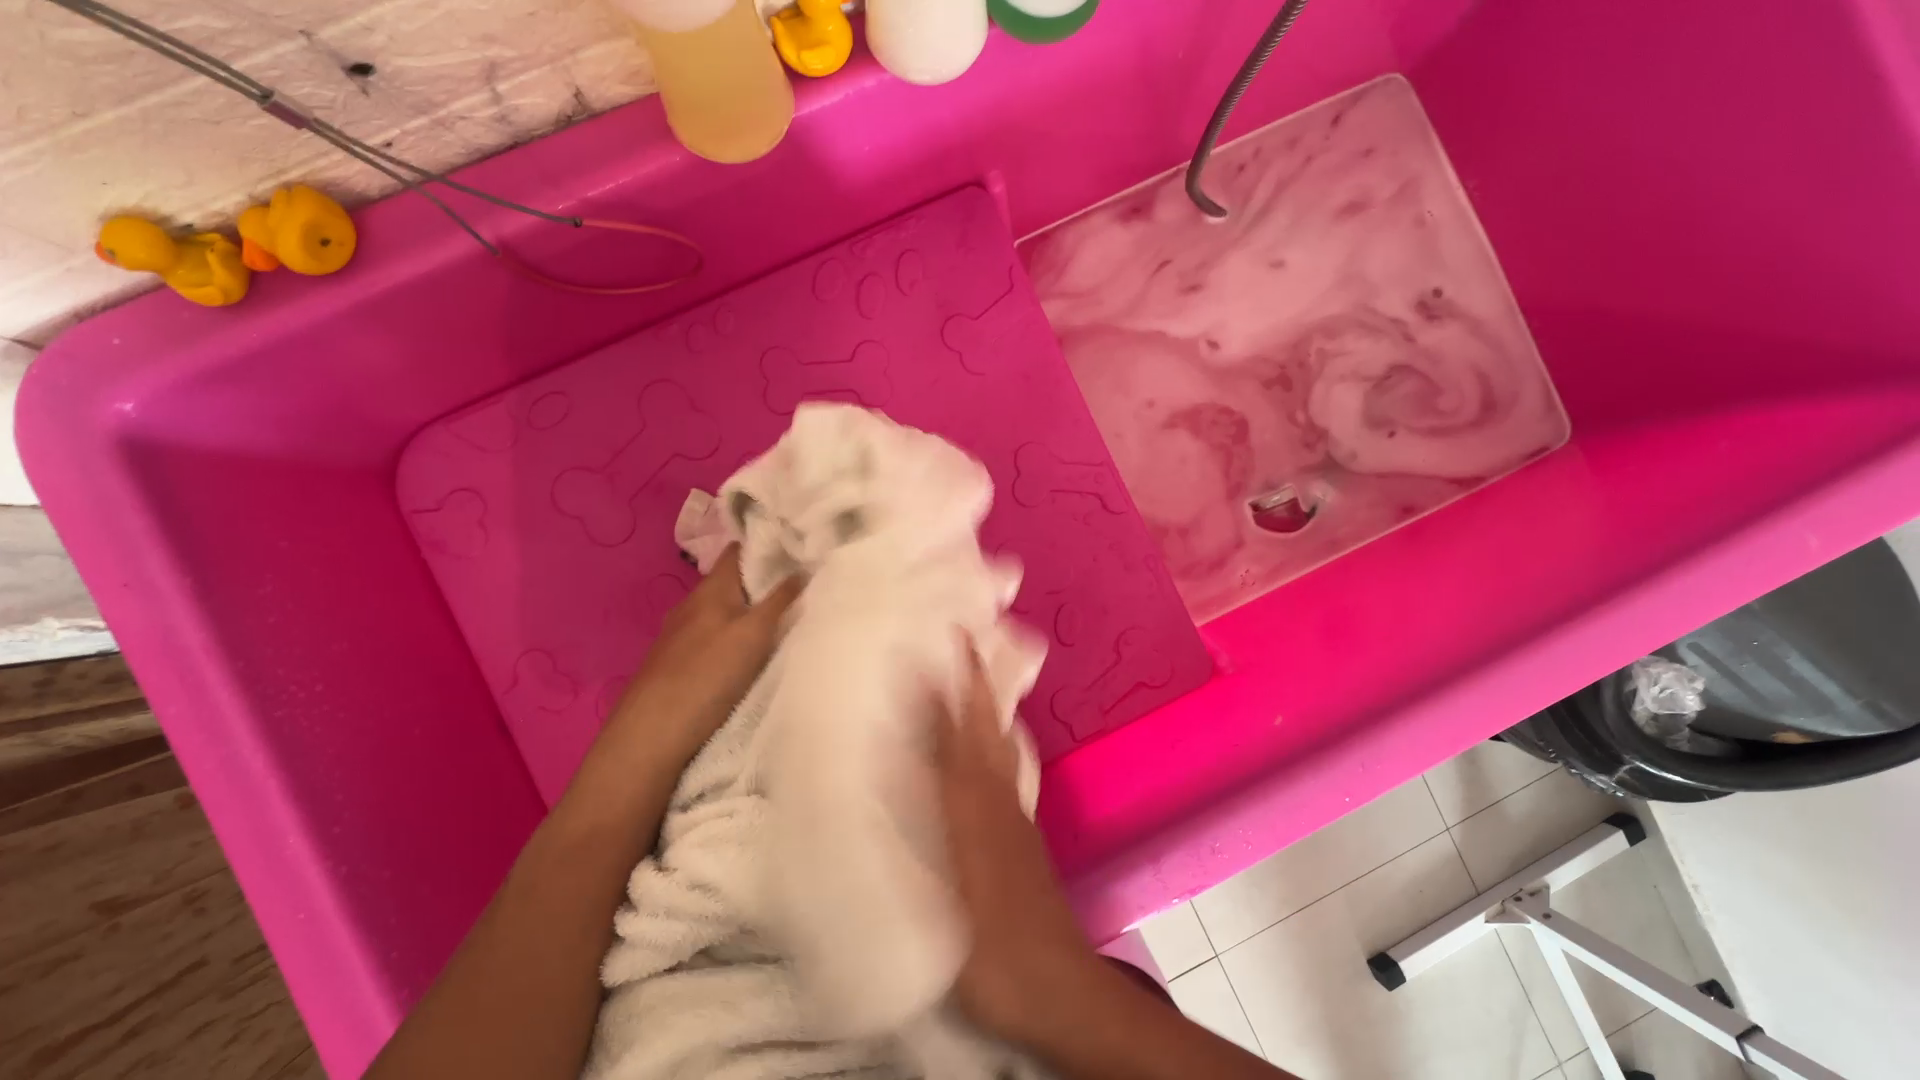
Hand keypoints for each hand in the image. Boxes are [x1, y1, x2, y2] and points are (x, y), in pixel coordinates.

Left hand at [603, 544, 802, 753]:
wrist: (653, 730)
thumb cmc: (709, 673)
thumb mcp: (755, 634)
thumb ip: (779, 601)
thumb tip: (800, 570)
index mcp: (711, 588)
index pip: (736, 550)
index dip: (763, 546)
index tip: (794, 550)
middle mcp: (691, 603)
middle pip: (729, 582)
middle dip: (759, 583)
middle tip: (797, 591)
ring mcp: (678, 633)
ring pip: (719, 611)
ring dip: (744, 613)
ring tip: (777, 623)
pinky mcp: (674, 660)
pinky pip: (709, 635)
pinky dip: (729, 635)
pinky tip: (743, 654)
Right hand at [933, 639, 1104, 1046]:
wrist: (1059, 987)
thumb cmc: (991, 948)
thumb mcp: (939, 899)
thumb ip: (912, 835)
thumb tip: (880, 777)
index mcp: (972, 808)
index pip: (949, 735)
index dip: (936, 689)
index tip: (922, 643)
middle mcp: (995, 798)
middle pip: (983, 725)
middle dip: (973, 677)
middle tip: (963, 633)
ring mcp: (1014, 814)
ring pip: (998, 742)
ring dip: (985, 702)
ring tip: (973, 672)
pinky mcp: (1022, 833)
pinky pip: (1004, 766)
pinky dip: (992, 738)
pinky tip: (986, 744)